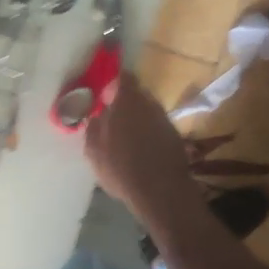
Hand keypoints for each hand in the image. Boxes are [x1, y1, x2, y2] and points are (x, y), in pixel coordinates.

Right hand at [84, 77, 200, 222]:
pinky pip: (158, 126)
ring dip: (139, 117)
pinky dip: (150, 131)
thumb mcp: (94, 152)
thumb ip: (93, 128)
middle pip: (138, 94)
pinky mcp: (175, 135)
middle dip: (127, 101)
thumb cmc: (121, 169)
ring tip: (128, 136)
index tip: (107, 92)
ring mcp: (164, 119)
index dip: (116, 81)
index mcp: (127, 102)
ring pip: (149, 110)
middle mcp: (149, 104)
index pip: (124, 78)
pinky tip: (143, 148)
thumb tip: (97, 115)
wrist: (161, 190)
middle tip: (115, 117)